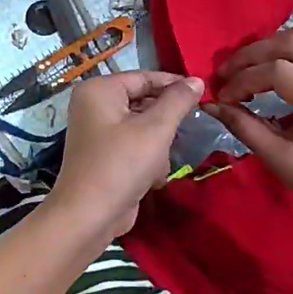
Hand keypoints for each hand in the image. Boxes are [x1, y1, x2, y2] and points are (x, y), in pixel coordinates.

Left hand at [45, 70, 204, 238]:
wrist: (90, 216)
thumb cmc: (122, 164)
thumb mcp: (156, 128)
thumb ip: (178, 101)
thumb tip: (196, 80)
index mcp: (99, 90)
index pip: (144, 77)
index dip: (174, 85)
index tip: (203, 95)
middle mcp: (94, 106)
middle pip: (144, 103)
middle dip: (164, 124)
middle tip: (185, 134)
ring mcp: (97, 133)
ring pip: (143, 128)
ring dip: (158, 147)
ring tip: (159, 164)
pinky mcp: (104, 157)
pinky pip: (134, 148)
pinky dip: (147, 161)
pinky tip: (152, 179)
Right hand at [202, 22, 292, 234]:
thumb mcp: (282, 162)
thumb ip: (245, 128)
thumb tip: (210, 103)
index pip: (283, 73)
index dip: (245, 79)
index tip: (224, 97)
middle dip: (252, 55)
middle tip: (227, 75)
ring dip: (271, 44)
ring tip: (248, 67)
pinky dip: (289, 47)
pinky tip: (271, 66)